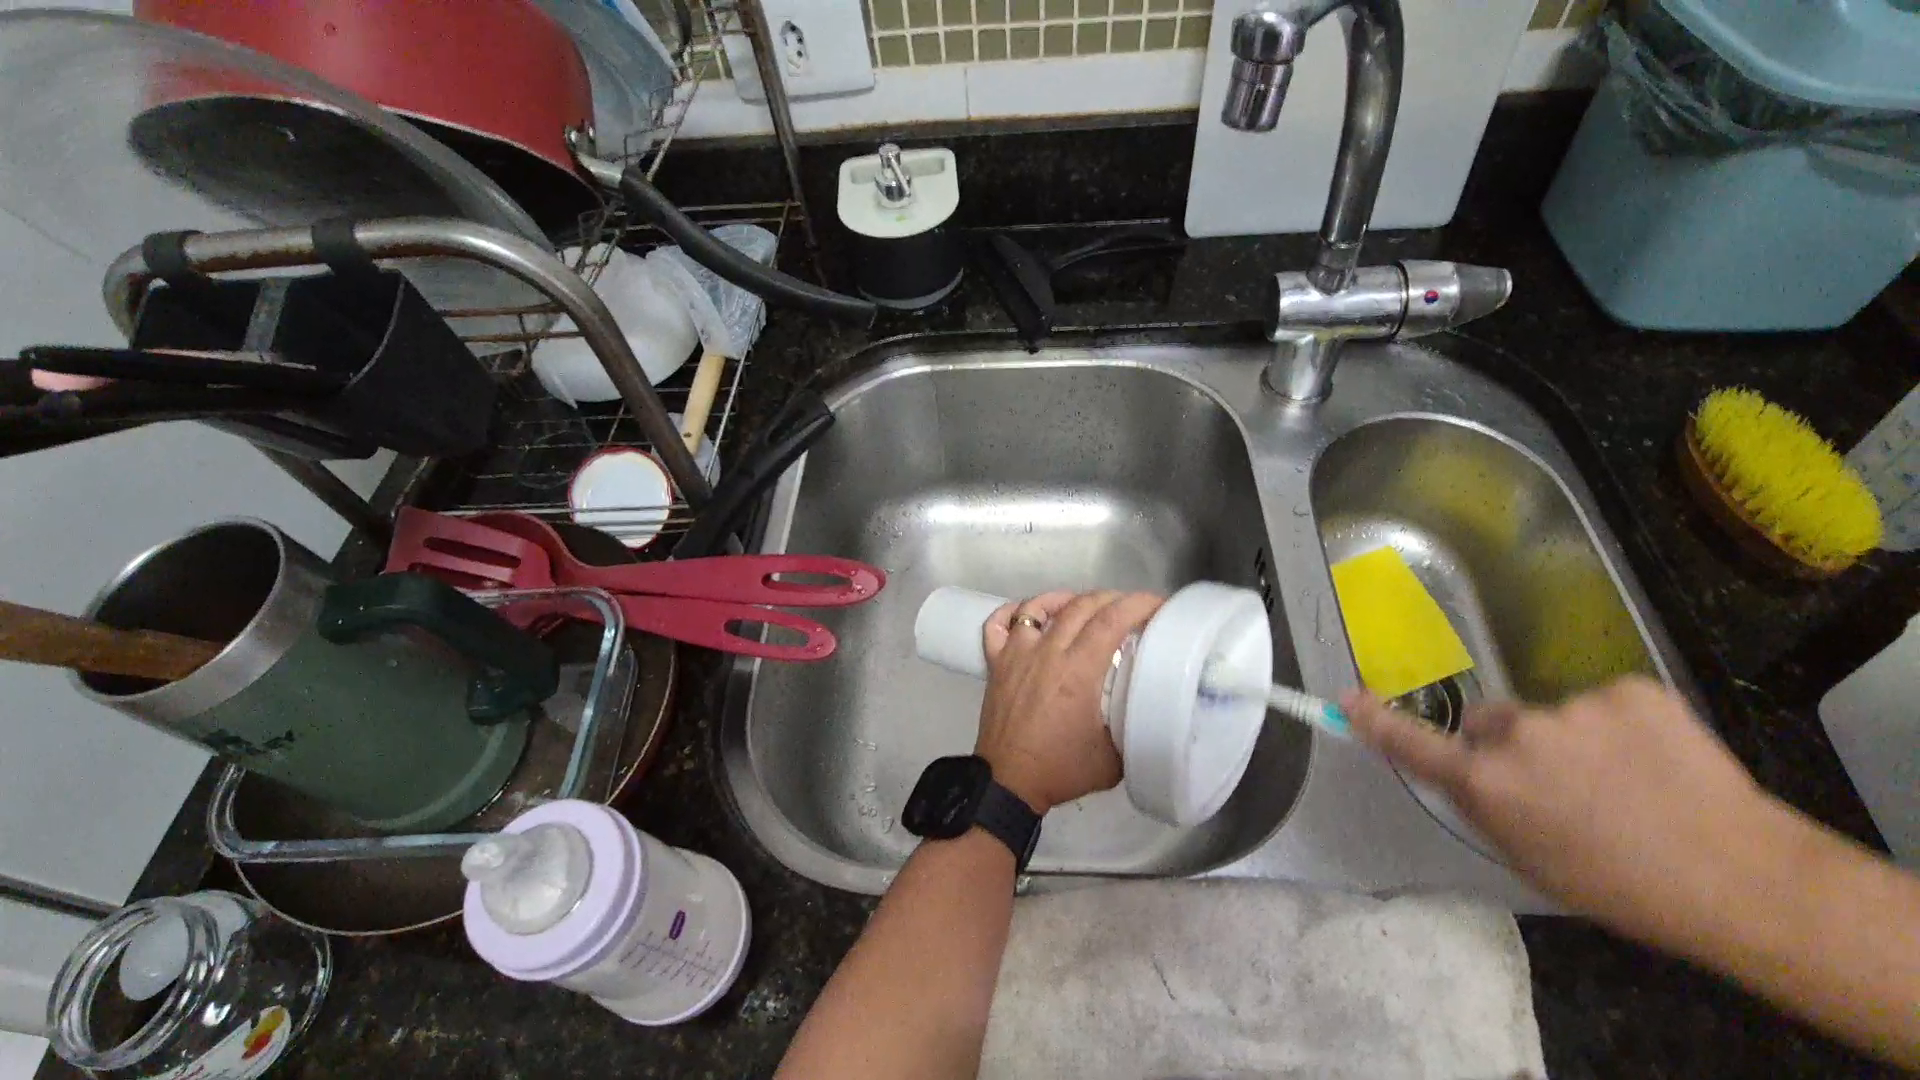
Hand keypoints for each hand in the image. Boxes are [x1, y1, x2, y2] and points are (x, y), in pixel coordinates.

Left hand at [974, 590, 1163, 813]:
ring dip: (1068, 599)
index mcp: (1078, 671)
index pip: (1112, 620)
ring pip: (1040, 607)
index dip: (1139, 604)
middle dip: (1112, 599)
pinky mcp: (995, 663)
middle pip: (1081, 606)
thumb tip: (1148, 712)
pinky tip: (1032, 614)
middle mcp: (1047, 652)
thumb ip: (1132, 729)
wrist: (1009, 783)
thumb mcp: (1114, 758)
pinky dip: (1015, 611)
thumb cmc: (1061, 770)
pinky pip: (998, 623)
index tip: (1157, 606)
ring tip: (1086, 606)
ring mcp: (1017, 654)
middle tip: (1130, 609)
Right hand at [1344, 675, 1788, 944]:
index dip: (1376, 721)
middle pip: (1491, 724)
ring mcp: (1575, 707)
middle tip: (1560, 786)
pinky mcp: (1631, 690)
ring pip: (1553, 716)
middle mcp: (1518, 735)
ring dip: (1573, 740)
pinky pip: (1606, 703)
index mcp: (1487, 783)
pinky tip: (1658, 761)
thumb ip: (1488, 805)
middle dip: (1510, 745)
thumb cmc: (1623, 888)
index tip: (1348, 697)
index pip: (1413, 745)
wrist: (1743, 879)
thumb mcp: (1530, 858)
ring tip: (1628, 783)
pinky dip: (1623, 726)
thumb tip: (1473, 774)